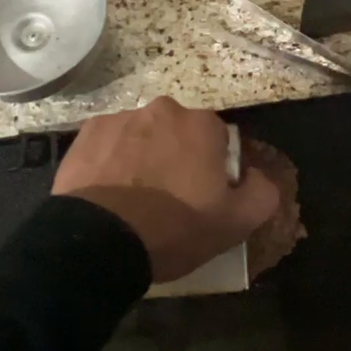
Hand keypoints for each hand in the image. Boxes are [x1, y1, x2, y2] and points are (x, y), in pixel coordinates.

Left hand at [53, 97, 279, 281]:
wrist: (100, 241)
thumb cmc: (174, 228)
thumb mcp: (236, 223)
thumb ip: (262, 192)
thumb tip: (258, 175)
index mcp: (202, 125)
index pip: (219, 140)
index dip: (213, 169)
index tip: (203, 197)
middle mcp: (163, 110)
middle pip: (178, 133)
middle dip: (177, 157)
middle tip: (168, 198)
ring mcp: (122, 118)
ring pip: (143, 136)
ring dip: (144, 157)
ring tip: (134, 198)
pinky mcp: (88, 133)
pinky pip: (109, 144)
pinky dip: (111, 161)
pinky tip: (108, 191)